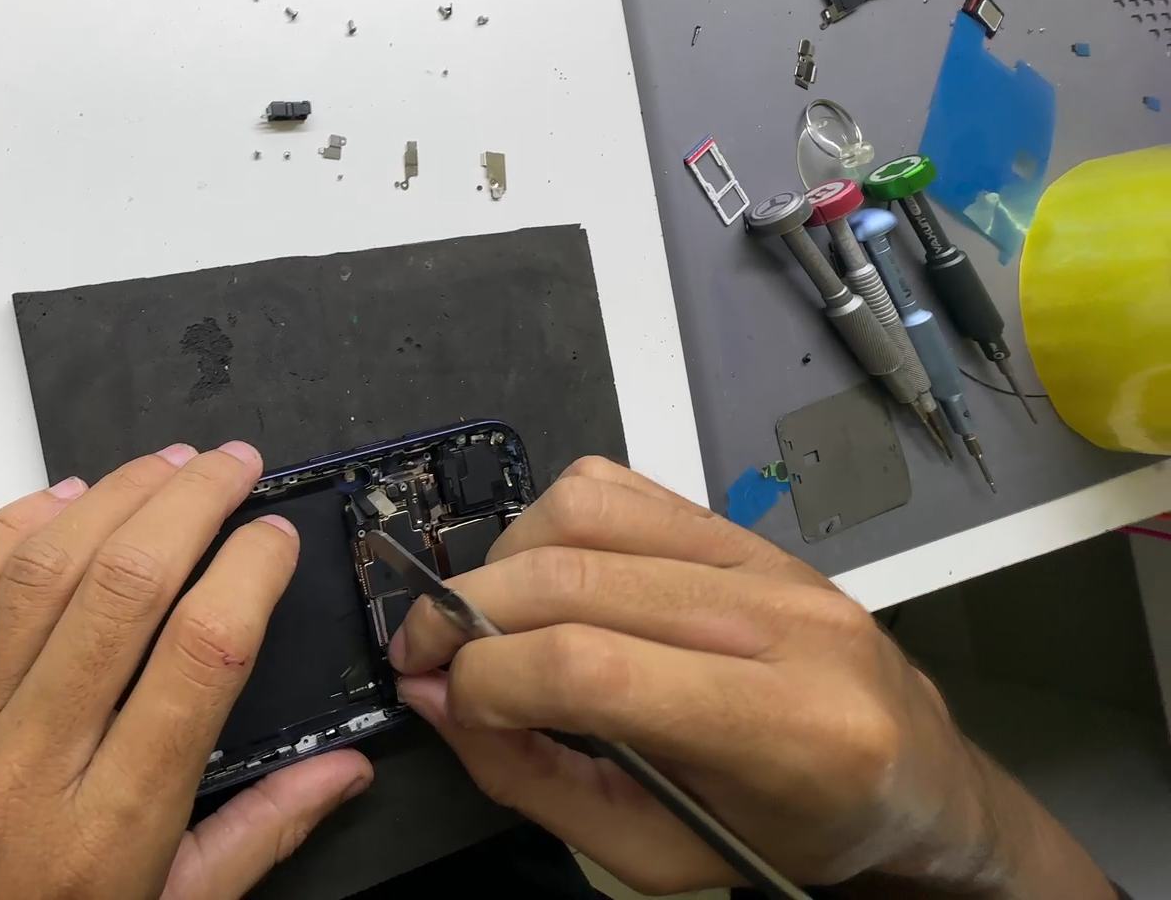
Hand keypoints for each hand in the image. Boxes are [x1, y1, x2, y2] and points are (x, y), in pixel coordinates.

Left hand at [0, 443, 372, 899]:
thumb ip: (258, 836)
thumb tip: (347, 768)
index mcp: (111, 830)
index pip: (199, 657)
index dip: (248, 575)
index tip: (275, 536)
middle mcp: (29, 761)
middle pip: (123, 589)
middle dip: (189, 502)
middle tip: (233, 461)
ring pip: (41, 573)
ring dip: (111, 497)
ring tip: (167, 461)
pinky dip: (12, 527)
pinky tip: (63, 495)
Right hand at [388, 457, 1112, 898]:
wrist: (917, 783)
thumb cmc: (784, 836)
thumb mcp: (650, 854)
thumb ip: (526, 776)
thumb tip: (430, 693)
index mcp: (787, 730)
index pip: (589, 668)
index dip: (484, 677)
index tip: (439, 694)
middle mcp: (779, 616)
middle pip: (567, 580)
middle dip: (460, 612)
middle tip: (423, 650)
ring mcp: (758, 551)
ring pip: (577, 513)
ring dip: (499, 561)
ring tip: (490, 613)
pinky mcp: (730, 520)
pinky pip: (604, 485)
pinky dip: (542, 523)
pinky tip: (543, 573)